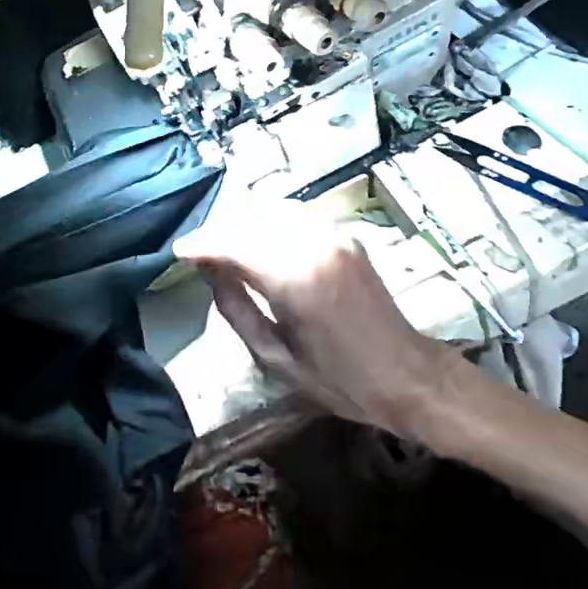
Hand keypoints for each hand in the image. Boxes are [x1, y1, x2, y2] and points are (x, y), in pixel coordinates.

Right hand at [174, 193, 466, 436]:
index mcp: (295, 279)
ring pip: (268, 208)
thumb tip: (207, 270)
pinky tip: (258, 240)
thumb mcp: (274, 357)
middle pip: (247, 218)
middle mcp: (313, 244)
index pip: (232, 243)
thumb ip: (234, 307)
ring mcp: (332, 234)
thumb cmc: (340, 380)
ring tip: (226, 247)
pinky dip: (266, 221)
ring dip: (242, 222)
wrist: (409, 376)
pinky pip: (291, 213)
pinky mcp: (343, 233)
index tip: (178, 252)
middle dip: (218, 232)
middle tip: (200, 254)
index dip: (200, 244)